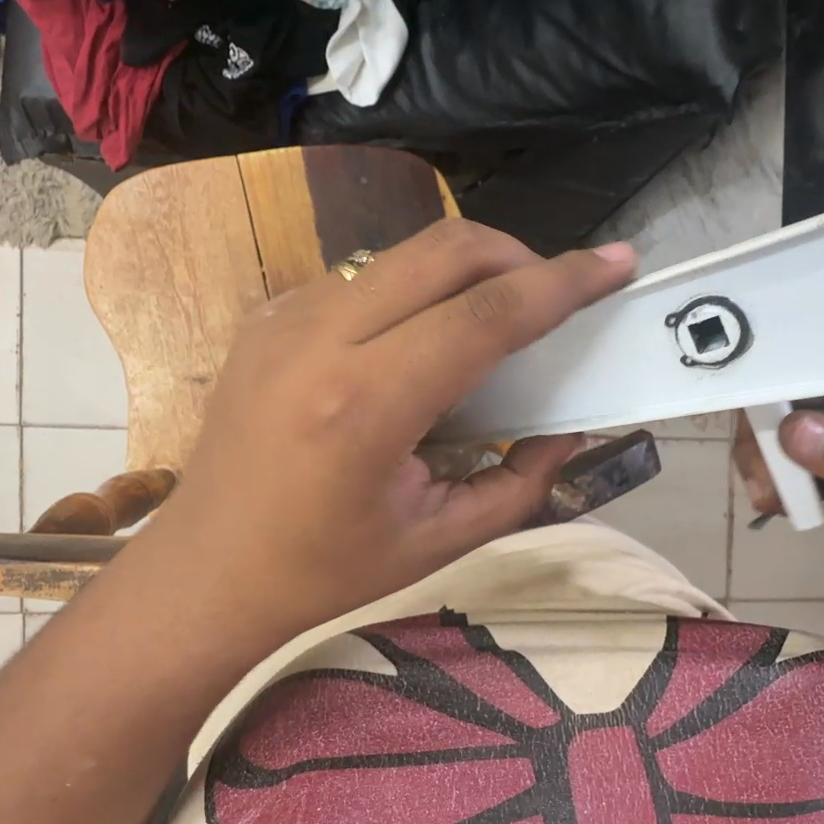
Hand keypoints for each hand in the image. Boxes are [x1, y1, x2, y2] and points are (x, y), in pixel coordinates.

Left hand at [138, 219, 637, 635]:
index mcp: (365, 404)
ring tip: (493, 318)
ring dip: (465, 269)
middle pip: (444, 250)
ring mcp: (283, 317)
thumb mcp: (439, 541)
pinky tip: (420, 337)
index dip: (562, 283)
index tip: (617, 262)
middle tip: (557, 289)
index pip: (484, 314)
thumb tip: (570, 427)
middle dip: (519, 253)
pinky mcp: (266, 316)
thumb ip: (520, 480)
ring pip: (401, 254)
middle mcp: (319, 338)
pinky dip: (412, 288)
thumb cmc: (324, 573)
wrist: (206, 572)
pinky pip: (361, 276)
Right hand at [775, 381, 823, 579]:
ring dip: (764, 456)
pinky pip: (785, 453)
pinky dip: (771, 475)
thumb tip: (794, 429)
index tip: (762, 392)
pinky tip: (773, 502)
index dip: (800, 366)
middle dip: (770, 424)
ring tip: (768, 496)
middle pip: (802, 386)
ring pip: (785, 421)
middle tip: (760, 467)